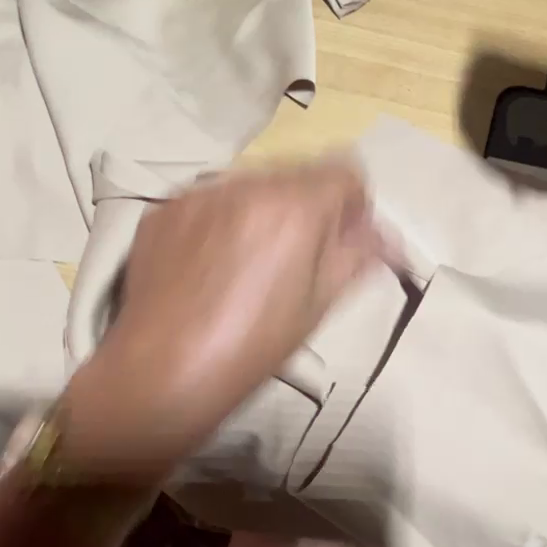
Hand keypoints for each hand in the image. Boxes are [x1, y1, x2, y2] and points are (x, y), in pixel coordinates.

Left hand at [62, 159, 388, 476]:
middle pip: (299, 172)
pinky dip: (224, 221)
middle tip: (301, 259)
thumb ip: (359, 258)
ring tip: (252, 265)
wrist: (160, 374)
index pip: (347, 172)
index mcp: (294, 206)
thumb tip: (385, 238)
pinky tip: (213, 267)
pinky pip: (210, 200)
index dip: (354, 208)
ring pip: (253, 183)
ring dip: (267, 210)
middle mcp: (246, 183)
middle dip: (311, 207)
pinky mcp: (163, 210)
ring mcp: (198, 193)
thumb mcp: (318, 307)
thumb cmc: (251, 349)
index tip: (346, 243)